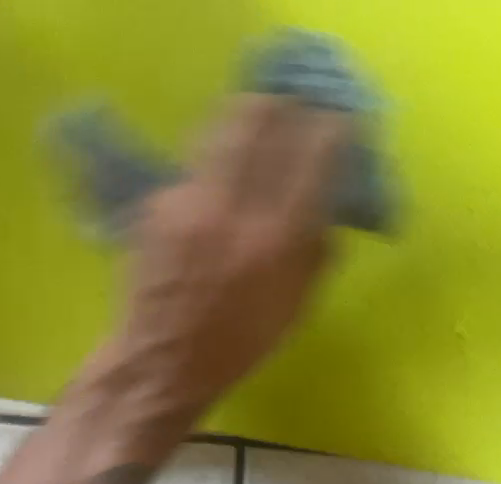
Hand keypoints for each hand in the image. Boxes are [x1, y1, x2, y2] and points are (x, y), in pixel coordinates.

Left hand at [97, 96, 347, 413]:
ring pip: (221, 130)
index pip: (310, 160)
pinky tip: (221, 177)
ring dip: (246, 118)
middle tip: (295, 108)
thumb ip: (314, 255)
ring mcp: (189, 199)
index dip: (330, 131)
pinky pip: (195, 165)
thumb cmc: (238, 344)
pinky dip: (215, 161)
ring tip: (260, 122)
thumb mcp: (294, 309)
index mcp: (275, 241)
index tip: (341, 122)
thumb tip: (327, 212)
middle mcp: (232, 207)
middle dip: (283, 106)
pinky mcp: (159, 202)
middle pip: (260, 122)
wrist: (164, 359)